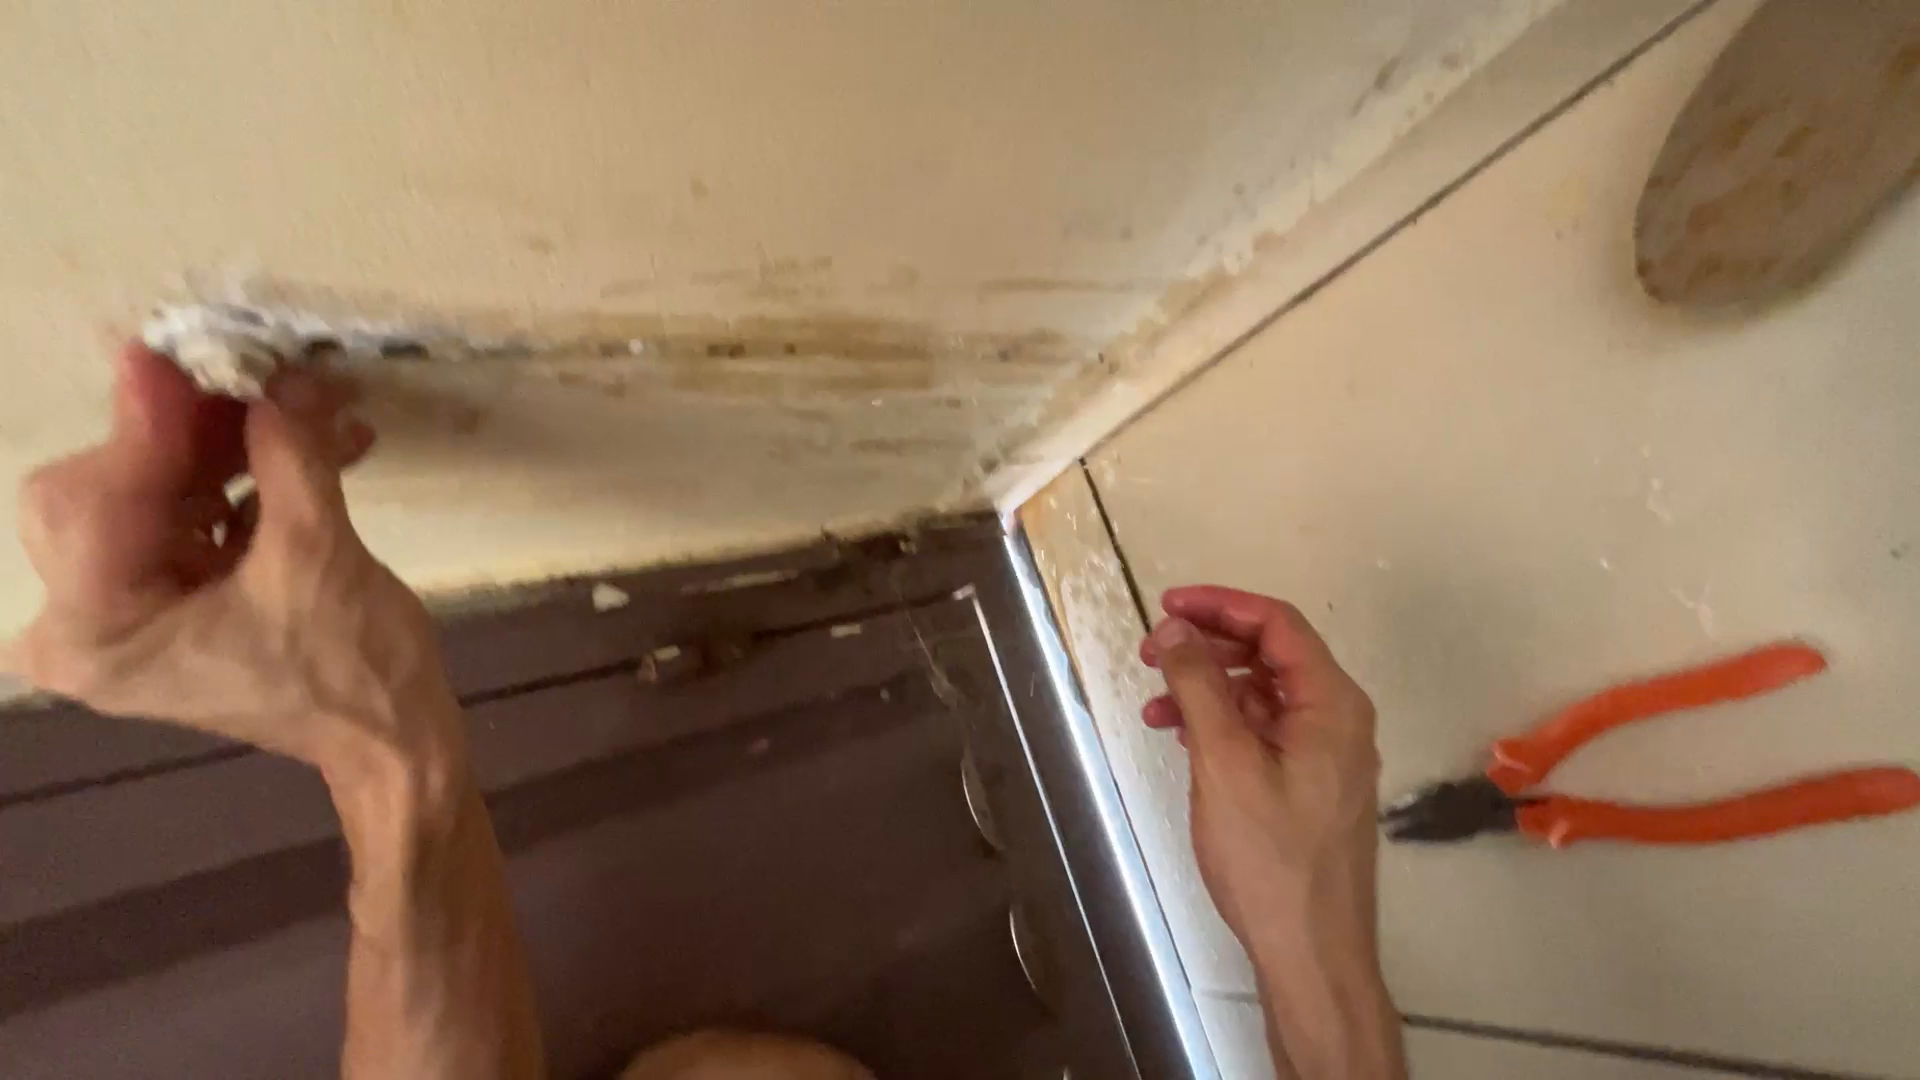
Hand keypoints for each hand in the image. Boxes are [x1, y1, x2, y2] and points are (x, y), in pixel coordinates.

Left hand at [9, 343, 459, 780]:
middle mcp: (86, 623)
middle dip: (196, 437)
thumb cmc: (358, 666)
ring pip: (164, 503)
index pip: (97, 500)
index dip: (143, 424)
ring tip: (315, 418)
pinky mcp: (181, 607)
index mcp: (95, 630)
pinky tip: (315, 456)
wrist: (397, 735)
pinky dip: (256, 491)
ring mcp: (132, 615)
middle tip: (259, 386)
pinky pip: (201, 528)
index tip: (169, 356)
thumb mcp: (324, 559)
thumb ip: (287, 464)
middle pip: (114, 495)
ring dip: (241, 457)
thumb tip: (280, 383)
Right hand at [1140, 585, 1381, 946]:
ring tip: (1153, 705)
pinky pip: (1258, 729)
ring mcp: (1320, 752)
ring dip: (1204, 688)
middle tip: (1150, 651)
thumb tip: (1173, 628)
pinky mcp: (1303, 781)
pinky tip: (1180, 737)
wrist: (1309, 952)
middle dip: (1207, 645)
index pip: (1277, 624)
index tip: (1166, 606)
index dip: (1220, 605)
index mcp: (1331, 703)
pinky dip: (1216, 723)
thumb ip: (1198, 684)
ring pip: (1257, 693)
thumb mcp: (1224, 759)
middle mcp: (1334, 718)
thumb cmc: (1268, 854)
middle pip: (1268, 654)